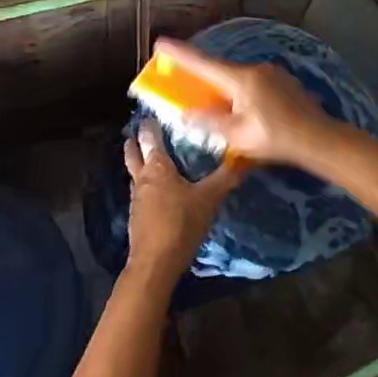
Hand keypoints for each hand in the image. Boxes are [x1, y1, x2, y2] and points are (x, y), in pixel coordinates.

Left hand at [123, 122, 242, 282]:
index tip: (156, 113)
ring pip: (134, 173)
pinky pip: (140, 192)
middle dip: (136, 141)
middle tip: (144, 132)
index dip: (151, 123)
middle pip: (133, 152)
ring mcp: (136, 198)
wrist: (155, 263)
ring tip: (153, 159)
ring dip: (140, 163)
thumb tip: (244, 159)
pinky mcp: (137, 216)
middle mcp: (142, 178)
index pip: (149, 136)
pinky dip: (146, 185)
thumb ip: (225, 178)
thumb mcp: (209, 199)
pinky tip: (158, 191)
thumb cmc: (180, 223)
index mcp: (156, 167)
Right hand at [151, 38, 342, 165]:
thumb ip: (209, 122)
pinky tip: (245, 109)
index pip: (203, 63)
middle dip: (202, 76)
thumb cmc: (276, 138)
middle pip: (221, 70)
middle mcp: (255, 69)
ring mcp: (272, 73)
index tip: (161, 43)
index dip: (180, 54)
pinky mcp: (283, 82)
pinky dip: (241, 91)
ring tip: (218, 106)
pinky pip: (253, 82)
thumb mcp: (237, 135)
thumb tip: (185, 114)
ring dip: (224, 88)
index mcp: (241, 79)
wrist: (319, 139)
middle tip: (187, 83)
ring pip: (238, 77)